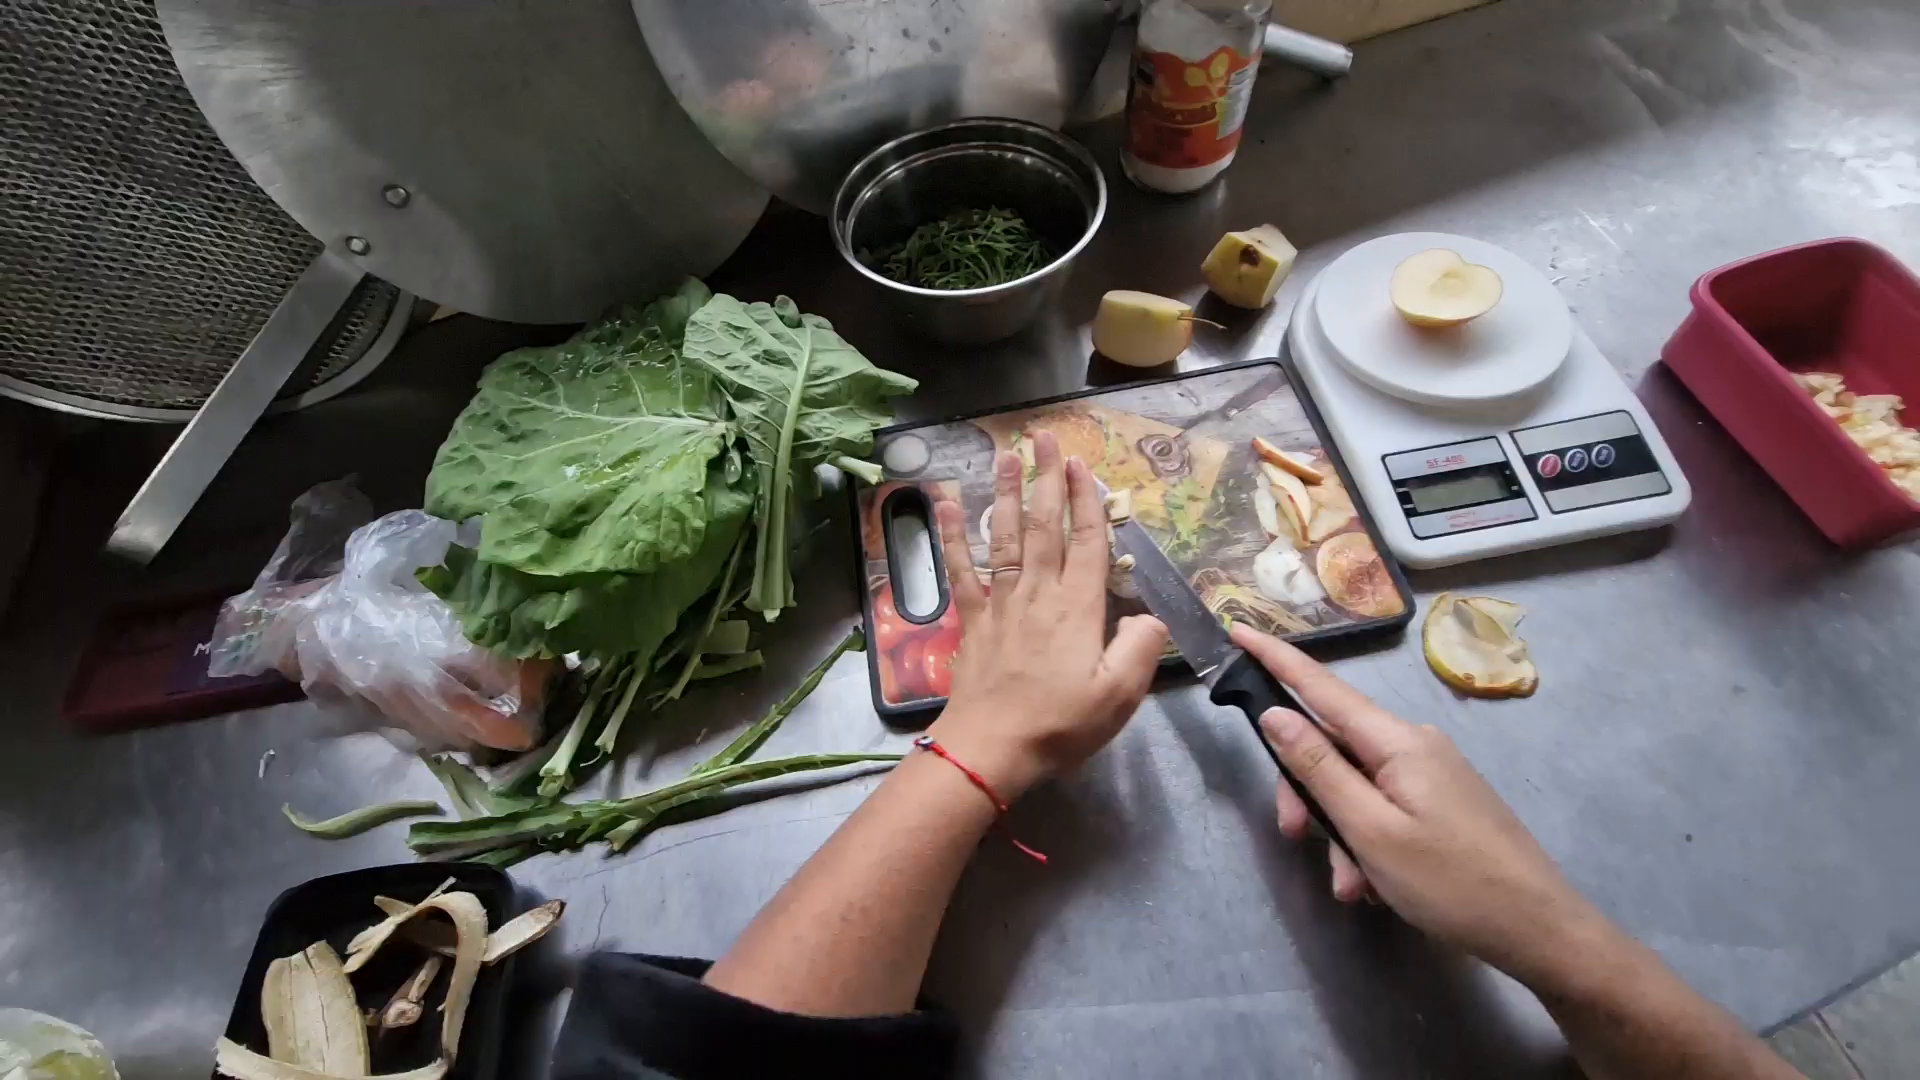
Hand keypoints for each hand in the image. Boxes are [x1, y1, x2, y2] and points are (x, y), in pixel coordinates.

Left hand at [928, 431, 1167, 799]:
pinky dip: (952, 536)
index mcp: (1077, 609)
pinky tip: (944, 504)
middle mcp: (1038, 594)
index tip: (1081, 465)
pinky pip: (961, 570)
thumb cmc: (1059, 725)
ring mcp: (1001, 603)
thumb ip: (1140, 650)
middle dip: (1045, 479)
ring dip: (1004, 493)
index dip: (1086, 501)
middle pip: (1043, 526)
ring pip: (1003, 537)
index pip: (1087, 543)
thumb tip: (1149, 616)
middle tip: (1043, 438)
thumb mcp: (1119, 697)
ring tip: (1005, 455)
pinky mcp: (972, 619)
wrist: (990, 749)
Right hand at [1231, 624, 1602, 983]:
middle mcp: (1411, 743)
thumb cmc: (1453, 882)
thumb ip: (1317, 767)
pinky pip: (1379, 802)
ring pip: (1352, 782)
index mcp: (1396, 740)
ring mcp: (1428, 771)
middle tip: (1294, 835)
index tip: (1238, 630)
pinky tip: (1371, 883)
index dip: (1275, 657)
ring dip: (1337, 828)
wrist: (1547, 936)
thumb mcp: (1370, 829)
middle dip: (1304, 790)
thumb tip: (1275, 713)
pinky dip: (1363, 837)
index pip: (1319, 686)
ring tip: (1350, 883)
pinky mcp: (1438, 799)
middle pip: (1330, 745)